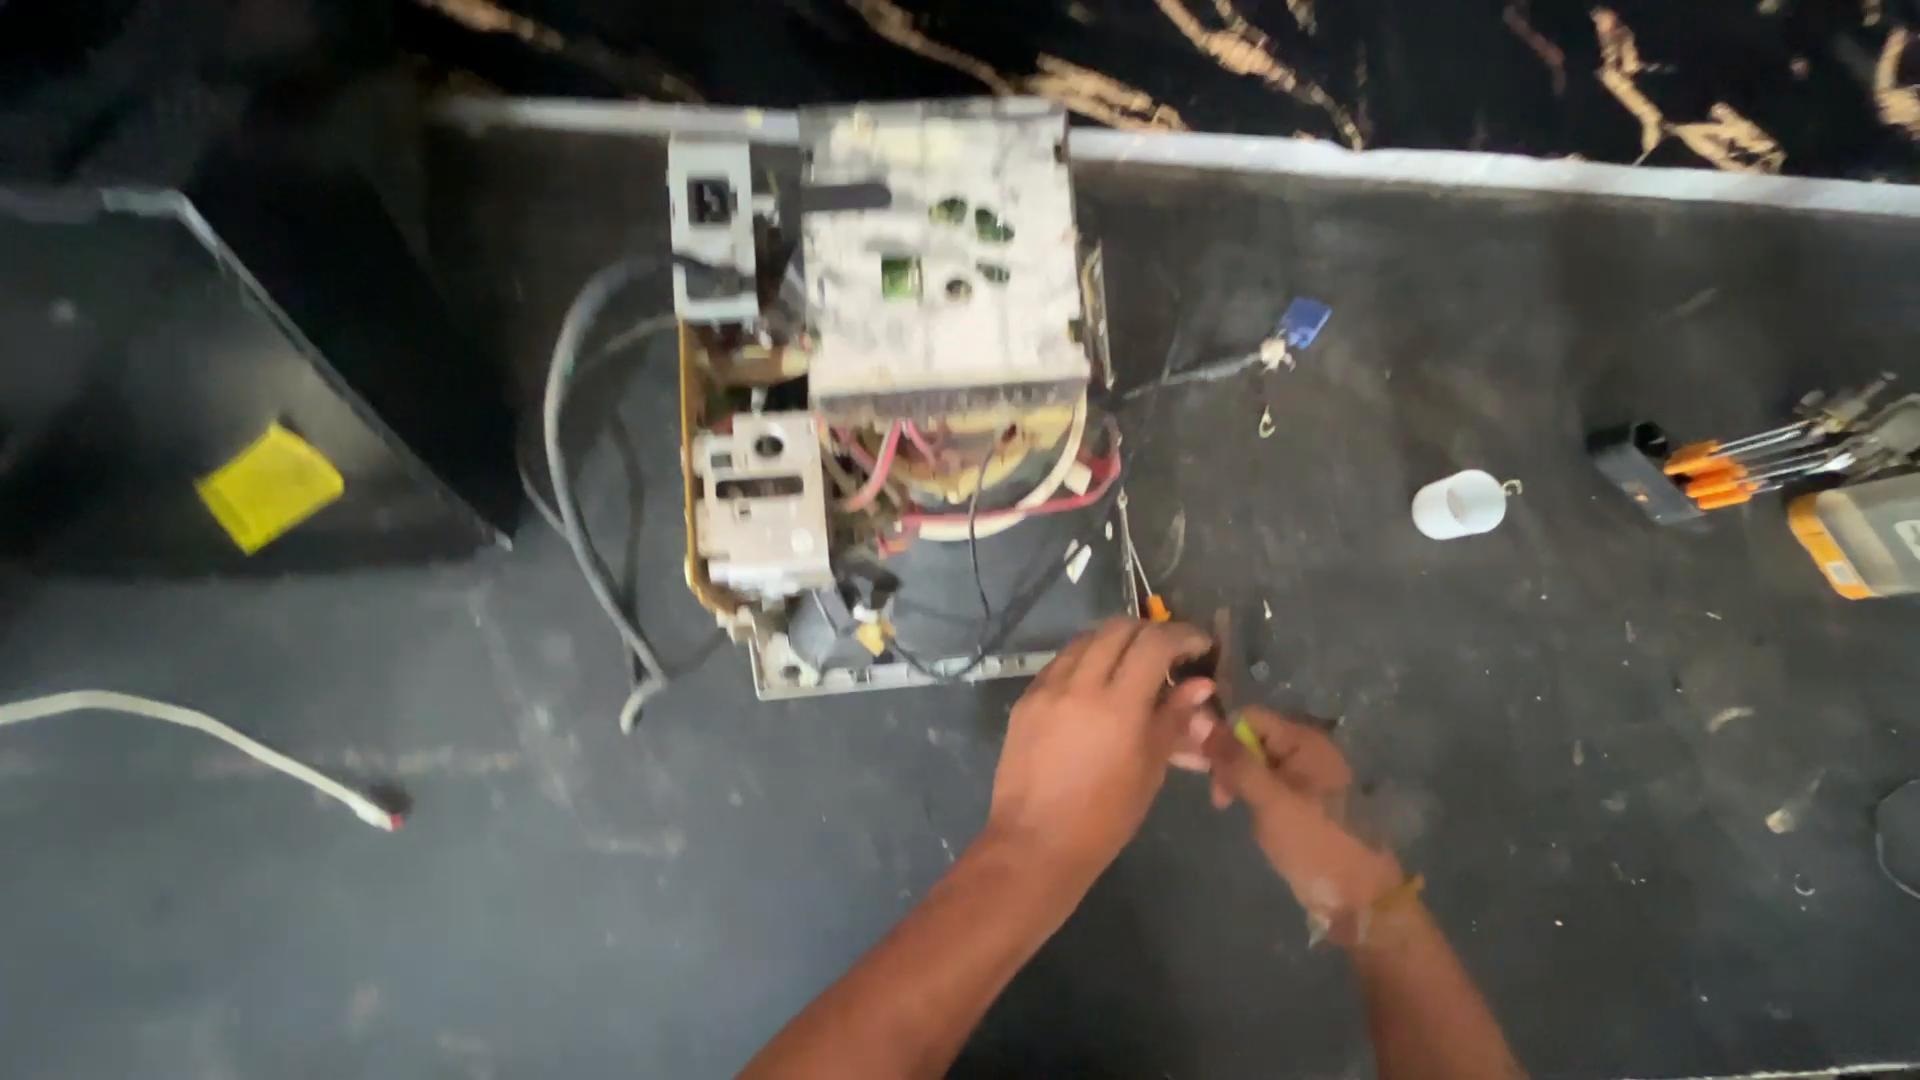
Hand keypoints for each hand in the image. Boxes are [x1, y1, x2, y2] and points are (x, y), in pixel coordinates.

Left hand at [983, 618, 1213, 882]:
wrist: (1035, 842)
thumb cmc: (1104, 819)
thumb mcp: (1149, 770)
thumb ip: (1173, 720)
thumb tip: (1200, 685)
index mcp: (1117, 705)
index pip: (1154, 644)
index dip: (1182, 636)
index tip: (1198, 645)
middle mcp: (1078, 684)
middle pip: (1117, 628)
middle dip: (1149, 632)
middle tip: (1167, 652)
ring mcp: (1046, 688)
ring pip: (1085, 640)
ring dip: (1114, 642)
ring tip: (1132, 665)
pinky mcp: (1025, 698)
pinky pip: (1060, 663)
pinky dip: (1084, 660)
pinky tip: (1096, 685)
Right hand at [1199, 707, 1405, 944]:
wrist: (1359, 900)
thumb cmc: (1315, 843)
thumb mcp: (1270, 799)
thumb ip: (1234, 760)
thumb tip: (1197, 718)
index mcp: (1304, 741)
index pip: (1248, 717)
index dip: (1222, 737)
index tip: (1206, 770)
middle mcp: (1306, 750)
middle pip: (1251, 738)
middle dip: (1228, 762)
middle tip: (1221, 798)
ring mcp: (1305, 776)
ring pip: (1255, 761)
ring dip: (1237, 780)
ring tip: (1229, 807)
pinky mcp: (1302, 799)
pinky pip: (1266, 781)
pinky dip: (1251, 793)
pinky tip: (1247, 812)